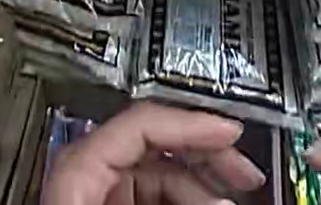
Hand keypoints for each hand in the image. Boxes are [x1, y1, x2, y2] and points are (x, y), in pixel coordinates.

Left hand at [43, 101, 267, 204]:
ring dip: (199, 189)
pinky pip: (149, 200)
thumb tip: (223, 202)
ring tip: (232, 202)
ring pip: (156, 176)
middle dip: (202, 156)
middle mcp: (84, 177)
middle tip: (243, 167)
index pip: (140, 125)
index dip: (189, 123)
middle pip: (152, 147)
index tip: (228, 130)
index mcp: (78, 173)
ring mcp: (95, 199)